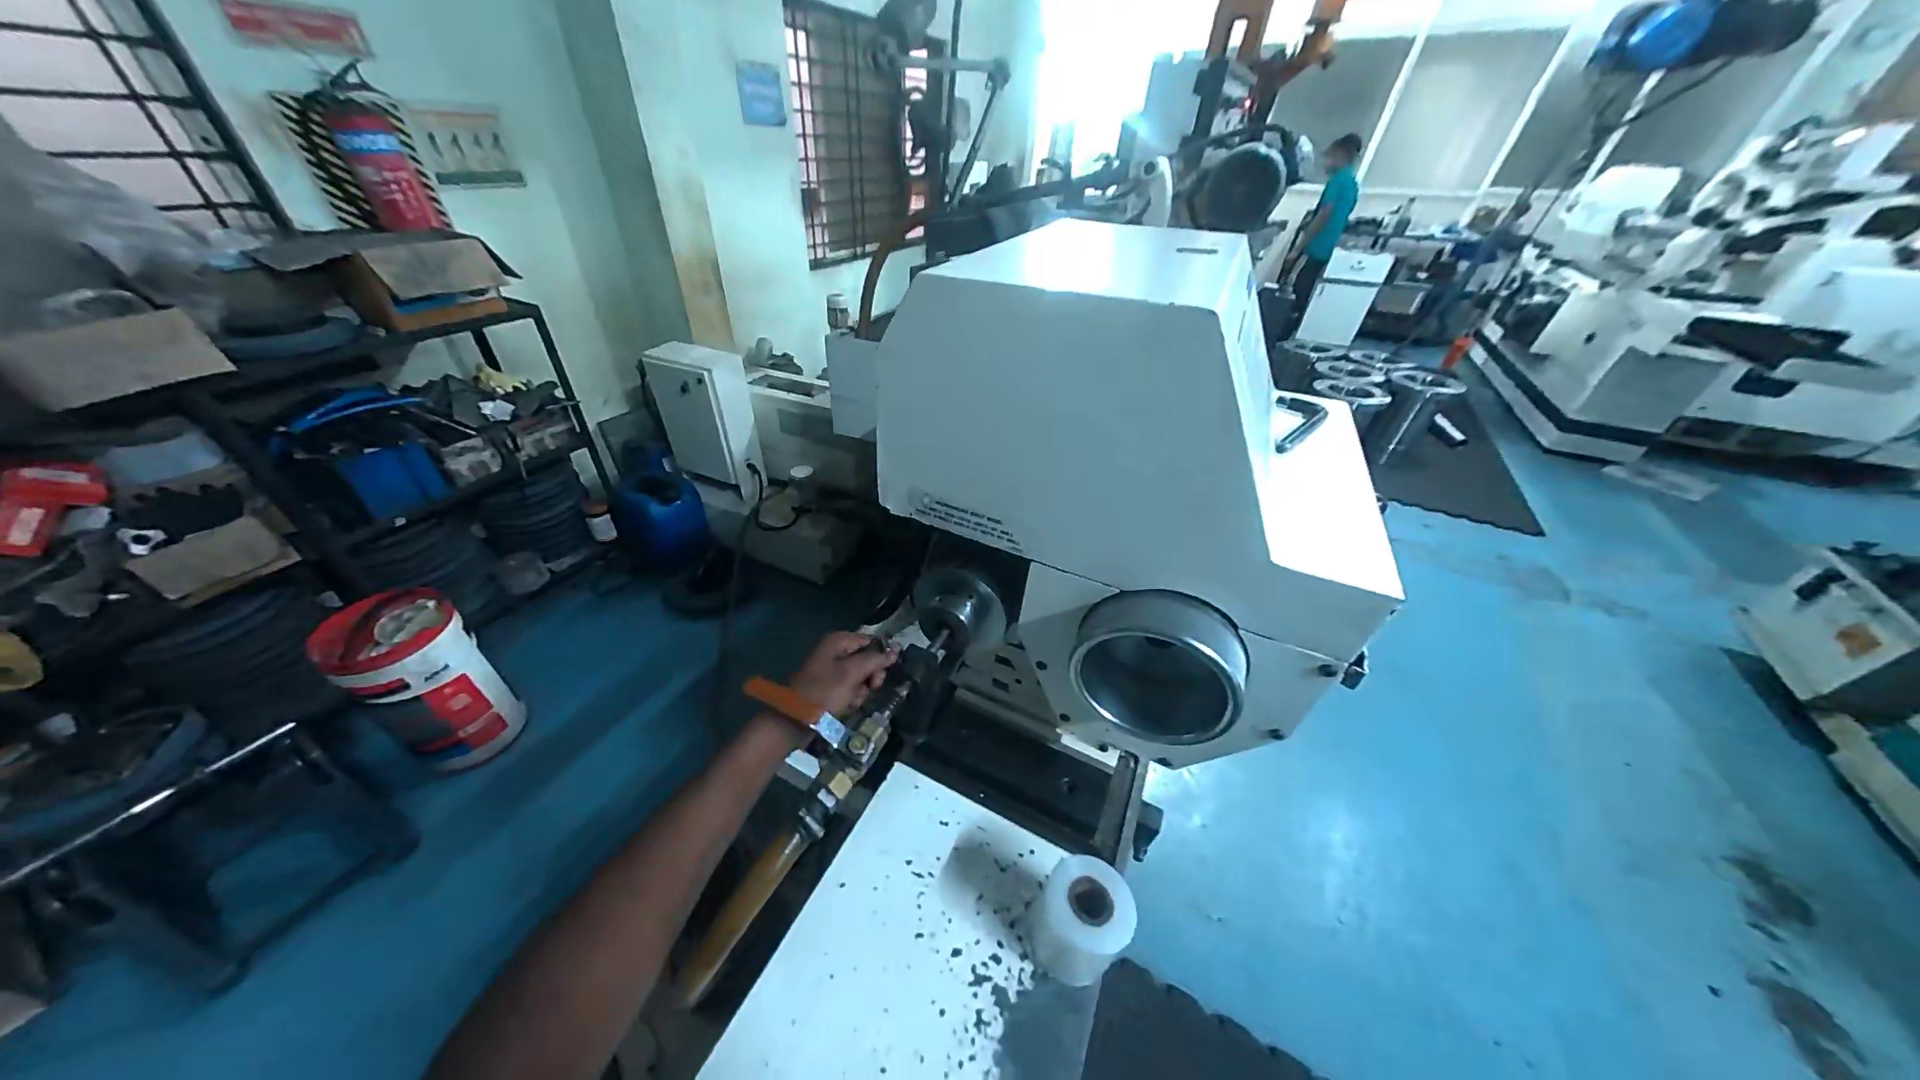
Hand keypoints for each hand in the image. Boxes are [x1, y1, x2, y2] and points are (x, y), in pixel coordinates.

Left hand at [789, 631, 896, 717]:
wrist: (797, 718)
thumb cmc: (825, 691)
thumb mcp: (852, 673)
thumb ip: (875, 659)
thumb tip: (896, 649)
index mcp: (838, 641)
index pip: (872, 642)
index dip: (881, 657)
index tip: (882, 674)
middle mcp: (835, 650)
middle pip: (867, 659)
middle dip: (870, 676)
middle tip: (870, 687)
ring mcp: (832, 669)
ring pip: (861, 676)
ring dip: (861, 690)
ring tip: (852, 699)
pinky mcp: (830, 685)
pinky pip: (850, 687)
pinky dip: (852, 696)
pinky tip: (847, 704)